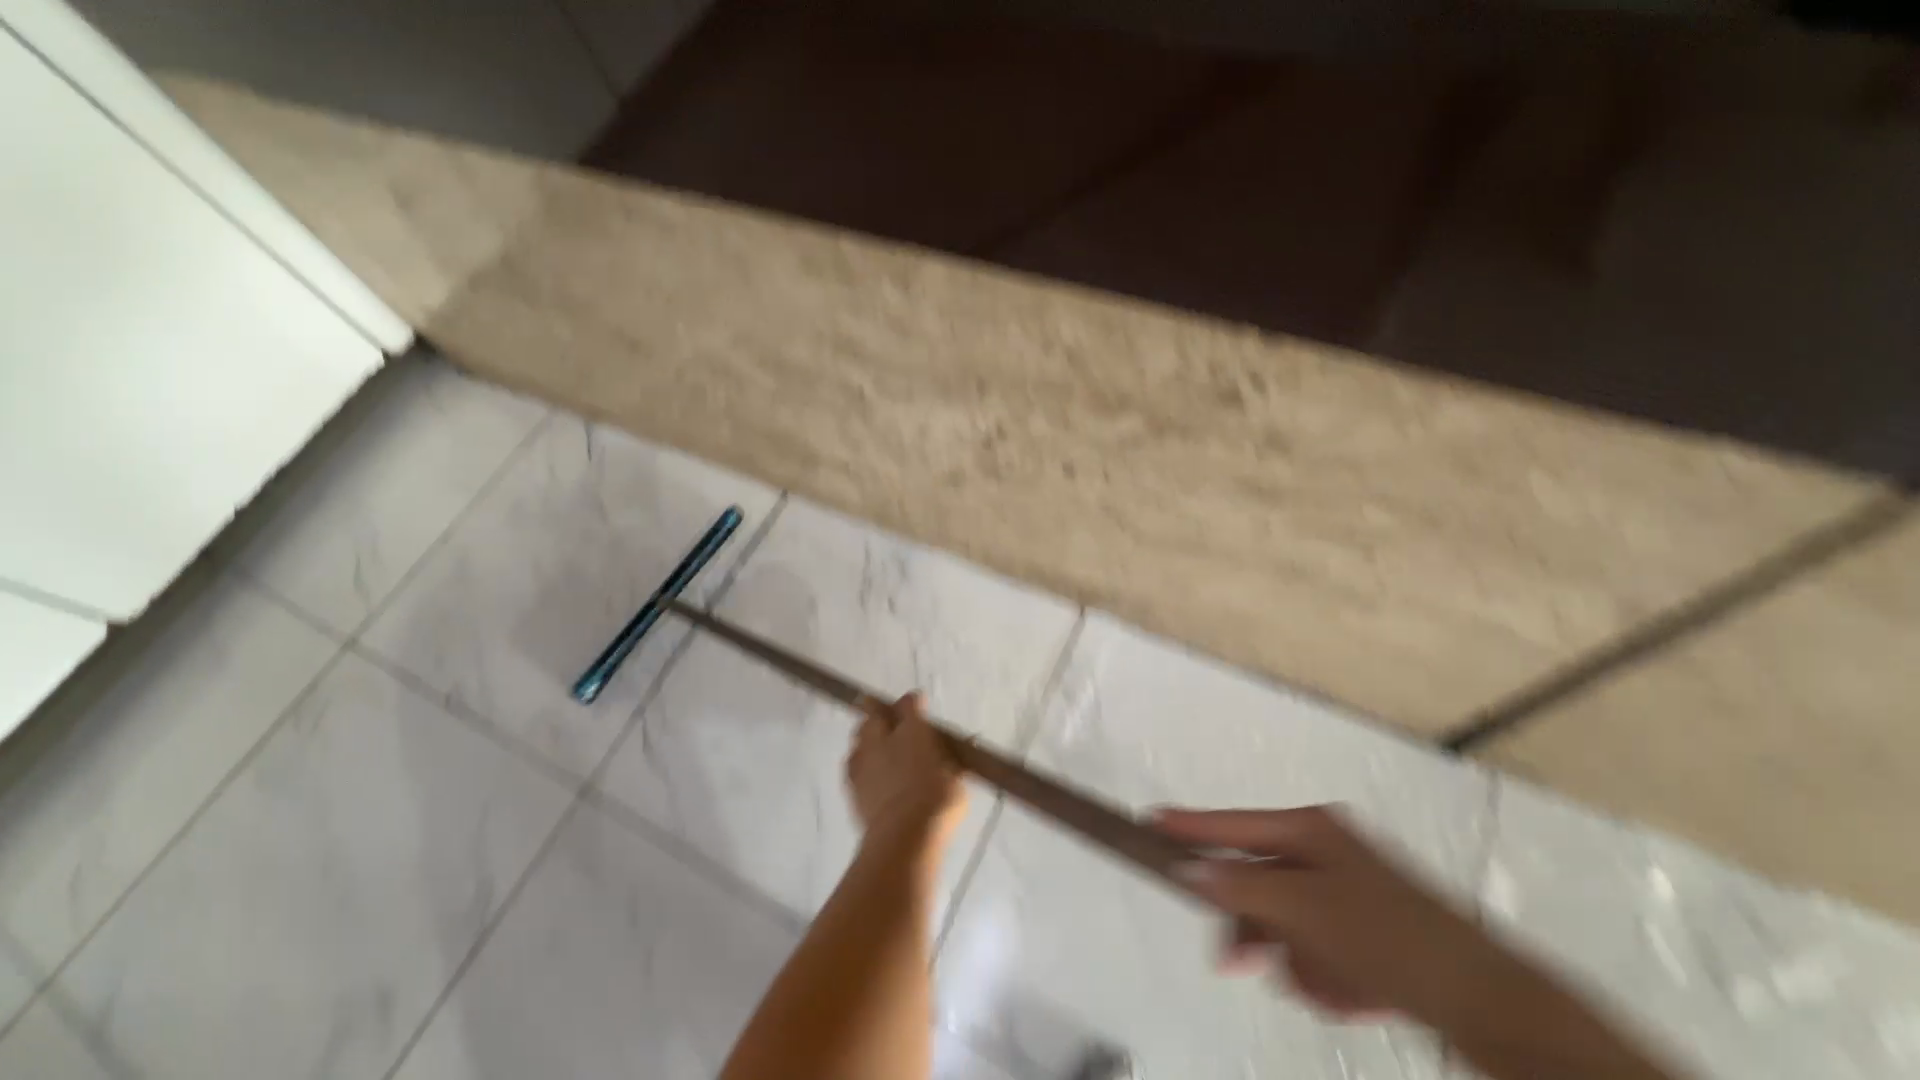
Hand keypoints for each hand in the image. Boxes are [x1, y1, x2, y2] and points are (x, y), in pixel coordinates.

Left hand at [846, 692, 966, 839]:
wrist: (902, 835)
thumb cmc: (939, 803)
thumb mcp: (956, 780)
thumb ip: (950, 764)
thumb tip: (950, 757)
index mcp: (913, 731)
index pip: (909, 704)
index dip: (913, 702)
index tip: (917, 702)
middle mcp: (884, 738)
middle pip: (874, 713)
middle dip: (879, 711)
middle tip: (887, 717)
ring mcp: (863, 760)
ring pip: (858, 736)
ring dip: (866, 735)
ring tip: (874, 741)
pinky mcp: (850, 783)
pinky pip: (851, 763)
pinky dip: (858, 761)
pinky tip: (865, 768)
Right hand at [1157, 805, 1529, 1028]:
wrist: (1481, 999)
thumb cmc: (1387, 938)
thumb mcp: (1303, 909)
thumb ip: (1240, 886)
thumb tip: (1189, 865)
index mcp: (1312, 831)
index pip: (1233, 825)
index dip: (1189, 827)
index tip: (1146, 822)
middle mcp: (1326, 853)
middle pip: (1255, 884)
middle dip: (1255, 931)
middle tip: (1235, 966)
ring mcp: (1346, 893)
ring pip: (1284, 926)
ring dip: (1297, 963)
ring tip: (1333, 989)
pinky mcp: (1364, 932)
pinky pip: (1315, 951)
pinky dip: (1324, 976)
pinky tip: (1354, 995)